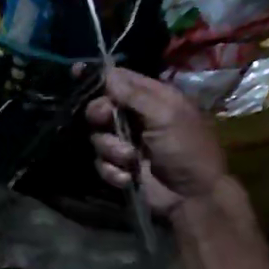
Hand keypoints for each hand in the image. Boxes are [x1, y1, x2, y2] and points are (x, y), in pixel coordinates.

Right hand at [87, 68, 230, 216]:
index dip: (99, 77)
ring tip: (131, 159)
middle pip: (100, 107)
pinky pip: (101, 163)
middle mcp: (136, 118)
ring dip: (111, 149)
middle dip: (100, 115)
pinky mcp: (119, 167)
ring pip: (97, 138)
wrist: (191, 195)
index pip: (120, 80)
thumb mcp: (166, 115)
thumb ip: (135, 95)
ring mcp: (126, 144)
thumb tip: (108, 73)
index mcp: (152, 99)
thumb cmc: (186, 149)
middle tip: (105, 120)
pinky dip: (113, 171)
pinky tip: (129, 176)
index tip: (77, 72)